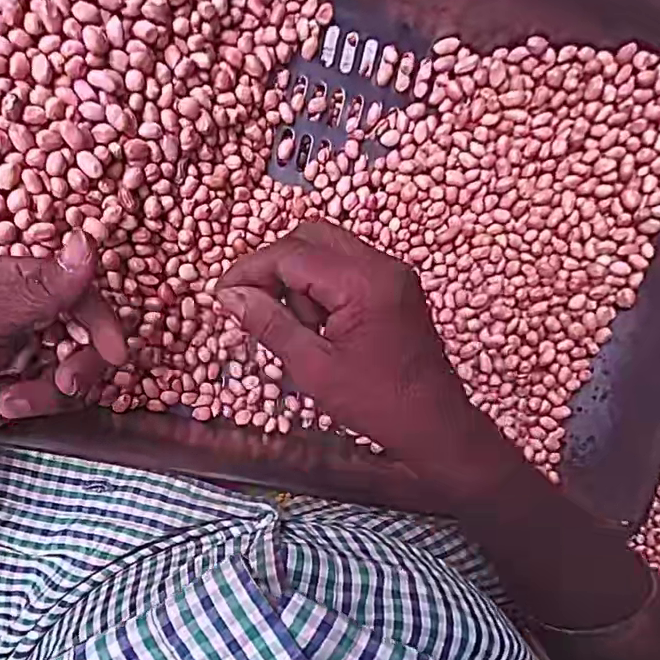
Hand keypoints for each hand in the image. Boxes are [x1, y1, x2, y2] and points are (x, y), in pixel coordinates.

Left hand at [0, 230, 128, 505]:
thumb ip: (42, 290)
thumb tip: (87, 243)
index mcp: (2, 282)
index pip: (72, 288)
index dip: (97, 318)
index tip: (114, 349)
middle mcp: (16, 314)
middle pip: (80, 332)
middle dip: (77, 362)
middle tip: (66, 382)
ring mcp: (18, 355)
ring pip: (71, 368)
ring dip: (47, 390)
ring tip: (8, 399)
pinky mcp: (17, 389)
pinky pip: (52, 396)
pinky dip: (32, 405)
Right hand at [215, 220, 522, 499]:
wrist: (434, 422)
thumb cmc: (375, 403)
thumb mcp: (313, 368)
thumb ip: (270, 324)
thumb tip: (231, 296)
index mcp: (364, 283)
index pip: (293, 254)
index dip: (251, 270)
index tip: (224, 293)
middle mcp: (382, 265)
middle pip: (310, 237)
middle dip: (273, 267)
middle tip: (253, 304)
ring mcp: (391, 272)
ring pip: (327, 248)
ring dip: (297, 278)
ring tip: (298, 328)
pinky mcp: (393, 285)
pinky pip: (344, 267)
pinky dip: (319, 286)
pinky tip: (316, 324)